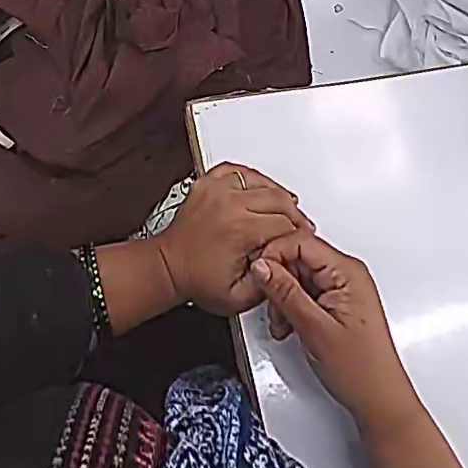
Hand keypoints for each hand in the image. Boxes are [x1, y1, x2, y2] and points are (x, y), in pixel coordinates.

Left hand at [156, 163, 312, 315]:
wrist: (168, 266)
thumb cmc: (196, 280)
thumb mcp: (238, 298)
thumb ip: (267, 282)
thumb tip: (286, 265)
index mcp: (240, 229)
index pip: (284, 223)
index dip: (298, 233)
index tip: (299, 239)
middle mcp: (229, 204)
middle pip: (277, 198)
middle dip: (293, 213)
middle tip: (298, 223)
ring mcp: (217, 189)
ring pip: (260, 180)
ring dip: (276, 192)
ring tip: (284, 204)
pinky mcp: (207, 183)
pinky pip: (236, 169)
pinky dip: (250, 176)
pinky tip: (257, 186)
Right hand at [251, 232, 421, 430]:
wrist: (380, 403)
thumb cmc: (361, 371)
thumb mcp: (314, 328)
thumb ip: (285, 292)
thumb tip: (262, 265)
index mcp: (346, 271)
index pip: (301, 241)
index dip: (275, 255)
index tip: (259, 275)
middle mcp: (346, 273)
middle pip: (298, 258)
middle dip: (279, 282)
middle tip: (273, 309)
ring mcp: (342, 288)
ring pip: (299, 276)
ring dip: (284, 298)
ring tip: (283, 324)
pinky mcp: (336, 302)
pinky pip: (305, 291)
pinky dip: (292, 307)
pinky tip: (291, 326)